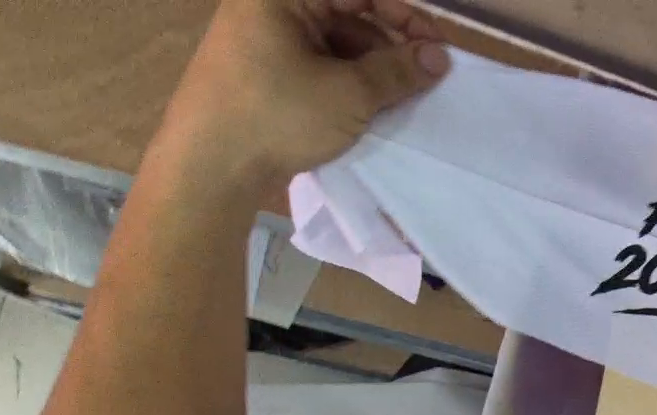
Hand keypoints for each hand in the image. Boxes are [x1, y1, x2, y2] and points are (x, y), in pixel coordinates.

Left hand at [157, 0, 450, 194]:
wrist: (215, 158)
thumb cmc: (280, 114)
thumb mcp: (349, 93)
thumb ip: (398, 71)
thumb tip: (440, 56)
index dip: (404, 16)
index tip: (440, 49)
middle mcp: (272, 7)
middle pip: (349, 14)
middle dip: (392, 45)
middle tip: (428, 79)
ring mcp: (269, 38)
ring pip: (340, 42)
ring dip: (377, 68)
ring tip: (405, 100)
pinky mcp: (272, 69)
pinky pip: (325, 64)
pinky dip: (355, 82)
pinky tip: (376, 107)